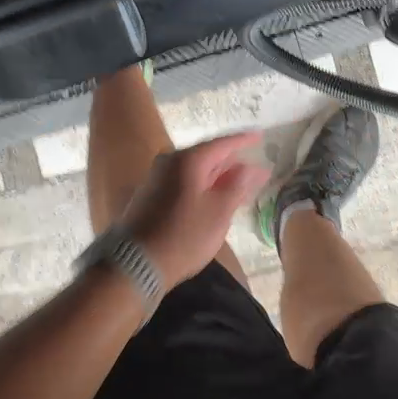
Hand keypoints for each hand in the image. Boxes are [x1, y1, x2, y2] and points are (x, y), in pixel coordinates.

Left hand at [117, 132, 268, 284]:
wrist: (137, 262)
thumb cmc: (183, 236)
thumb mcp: (218, 213)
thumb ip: (236, 186)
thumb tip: (251, 166)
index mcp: (188, 160)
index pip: (221, 143)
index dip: (243, 140)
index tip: (260, 135)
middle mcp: (171, 161)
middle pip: (208, 155)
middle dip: (233, 162)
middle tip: (257, 166)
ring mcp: (159, 177)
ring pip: (197, 170)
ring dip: (220, 176)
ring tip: (242, 182)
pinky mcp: (154, 194)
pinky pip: (186, 181)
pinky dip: (204, 185)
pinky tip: (216, 196)